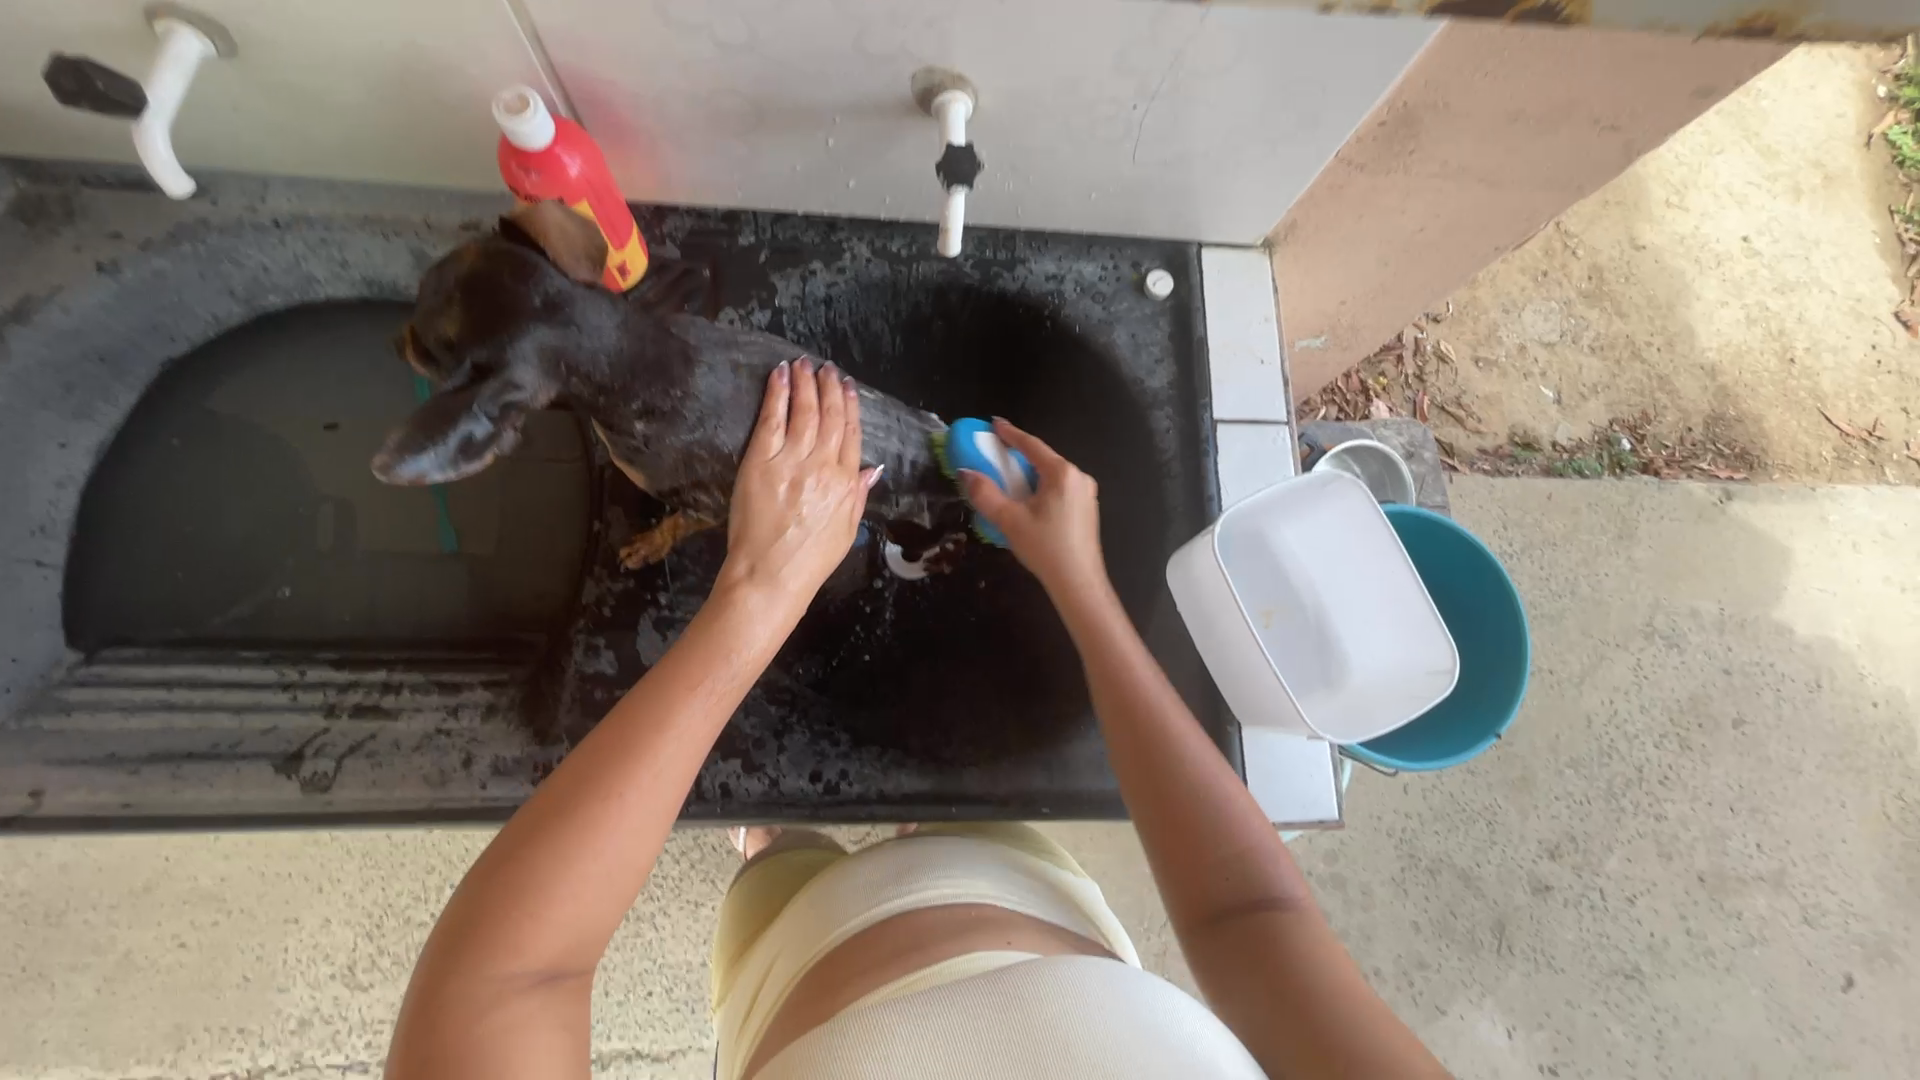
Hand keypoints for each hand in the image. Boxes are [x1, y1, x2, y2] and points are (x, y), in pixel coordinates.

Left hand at [718, 358, 879, 617]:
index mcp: (847, 483)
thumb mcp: (847, 530)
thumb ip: (859, 495)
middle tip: (826, 367)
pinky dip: (777, 395)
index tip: (848, 386)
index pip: (851, 434)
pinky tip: (779, 376)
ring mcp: (791, 461)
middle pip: (829, 416)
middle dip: (828, 387)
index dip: (850, 406)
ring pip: (803, 412)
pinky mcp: (761, 462)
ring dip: (804, 383)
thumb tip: (874, 469)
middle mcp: (823, 466)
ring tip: (803, 363)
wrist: (772, 575)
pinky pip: (772, 420)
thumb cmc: (810, 560)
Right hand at [959, 418, 1109, 602]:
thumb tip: (966, 472)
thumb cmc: (1045, 547)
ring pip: (1052, 476)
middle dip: (1020, 456)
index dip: (1010, 434)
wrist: (1078, 582)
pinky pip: (1060, 490)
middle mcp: (1079, 478)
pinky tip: (1030, 502)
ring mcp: (1087, 495)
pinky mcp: (1087, 511)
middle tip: (998, 454)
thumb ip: (985, 493)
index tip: (994, 424)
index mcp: (1062, 473)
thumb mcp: (1009, 520)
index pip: (1032, 445)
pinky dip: (1042, 489)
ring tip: (1010, 480)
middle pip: (1044, 459)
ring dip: (1030, 475)